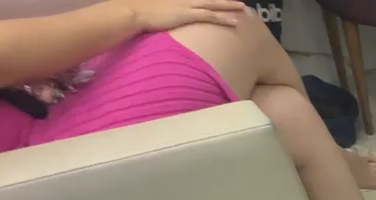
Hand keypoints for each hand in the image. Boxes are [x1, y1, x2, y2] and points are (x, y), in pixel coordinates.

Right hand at [123, 0, 245, 31]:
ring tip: (243, 8)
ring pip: (212, 4)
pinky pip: (210, 16)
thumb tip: (175, 16)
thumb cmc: (141, 11)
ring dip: (229, 6)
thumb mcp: (158, 7)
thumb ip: (170, 11)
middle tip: (240, 2)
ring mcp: (185, 5)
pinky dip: (223, 18)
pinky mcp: (186, 14)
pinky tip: (236, 22)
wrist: (132, 12)